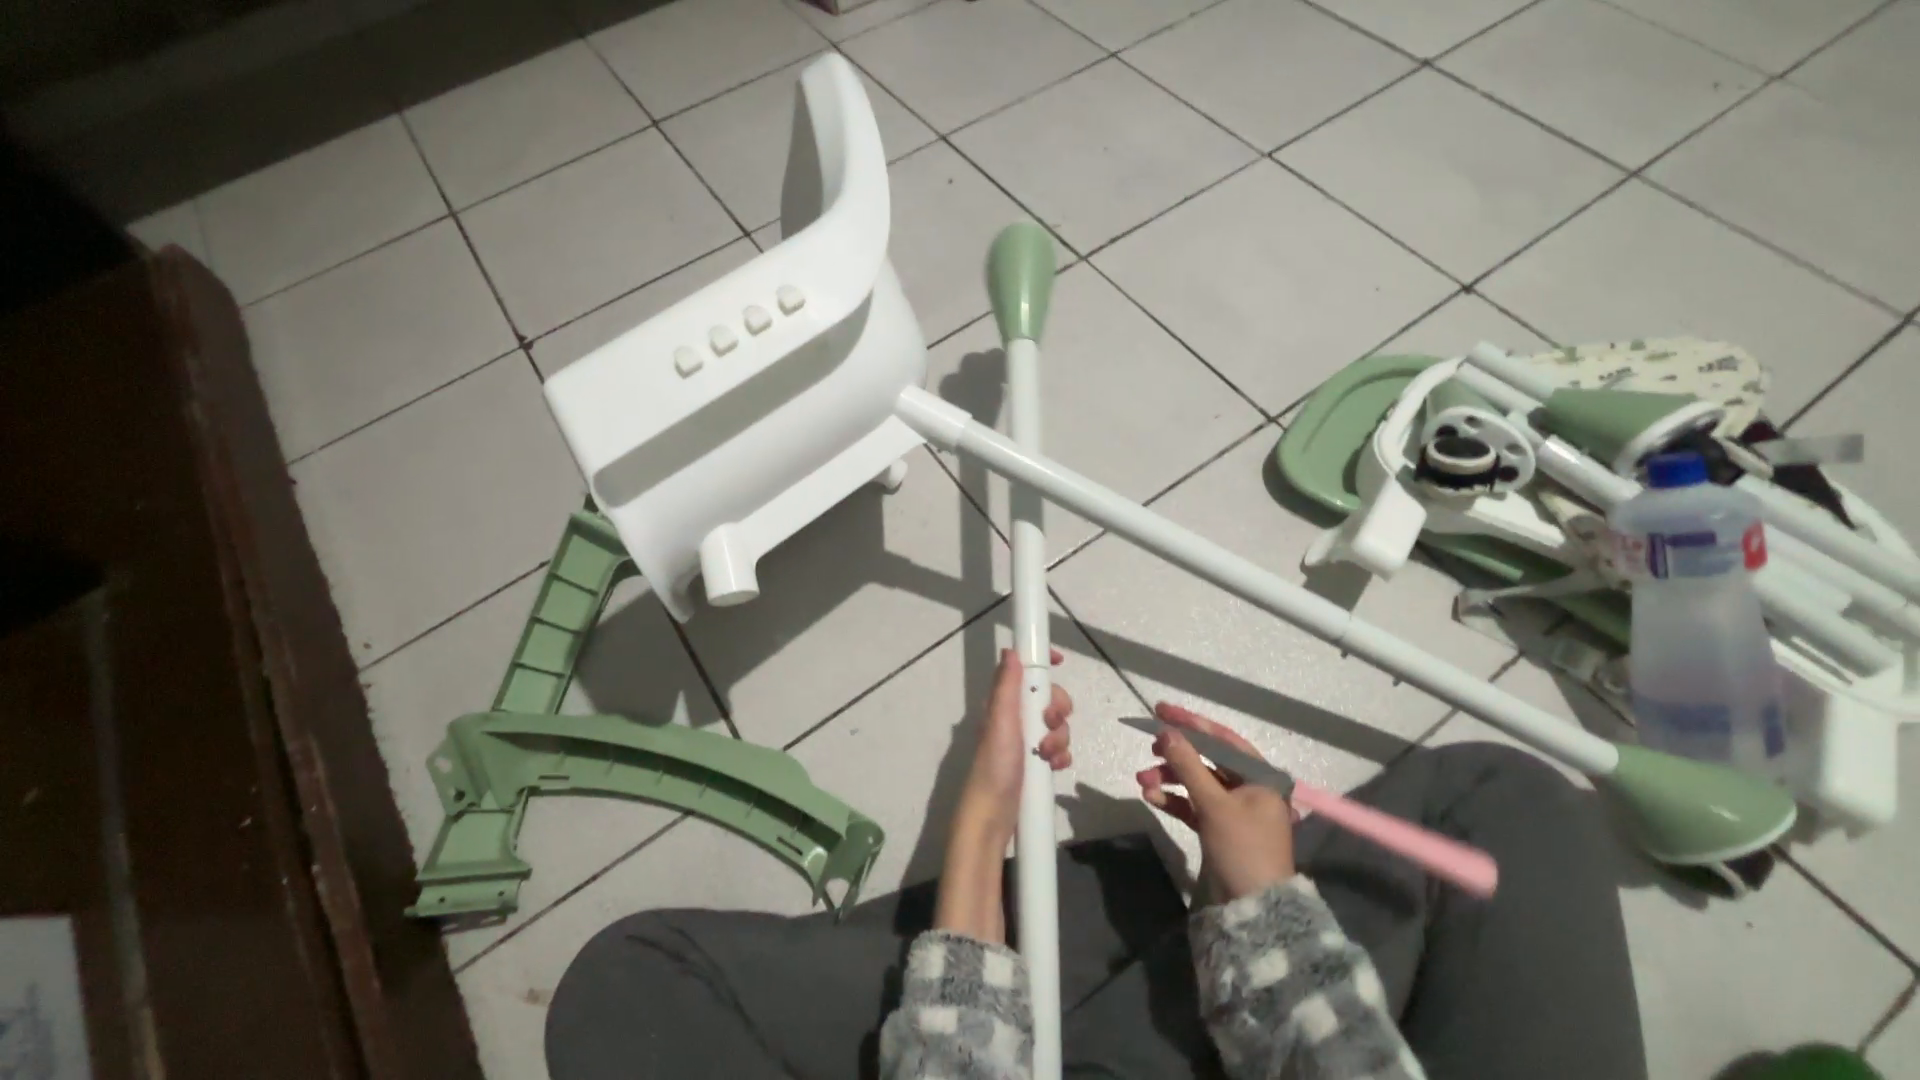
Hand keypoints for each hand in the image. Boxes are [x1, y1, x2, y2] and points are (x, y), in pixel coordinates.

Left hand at [955, 647, 1072, 846]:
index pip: (1023, 673)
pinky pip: (1059, 750)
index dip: (1041, 664)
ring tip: (1047, 755)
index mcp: (1002, 705)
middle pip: (1048, 698)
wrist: (992, 818)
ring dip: (1059, 737)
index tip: (1060, 661)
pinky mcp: (1036, 764)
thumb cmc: (994, 768)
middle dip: (1057, 709)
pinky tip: (1054, 767)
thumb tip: (1011, 651)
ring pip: (1056, 725)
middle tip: (1049, 721)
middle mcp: (1014, 719)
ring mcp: (1026, 742)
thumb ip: (1006, 687)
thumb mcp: (1000, 723)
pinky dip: (1060, 756)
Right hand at [1136, 702, 1295, 901]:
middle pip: (1207, 759)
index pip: (1222, 739)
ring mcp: (1233, 809)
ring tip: (1142, 779)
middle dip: (1176, 754)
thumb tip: (1166, 732)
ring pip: (1197, 782)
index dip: (1190, 723)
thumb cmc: (1243, 847)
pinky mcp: (1218, 828)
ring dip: (1170, 778)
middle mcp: (1248, 787)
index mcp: (1260, 776)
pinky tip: (1151, 796)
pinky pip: (1193, 804)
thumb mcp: (1214, 804)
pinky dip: (1173, 799)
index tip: (1160, 710)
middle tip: (1150, 747)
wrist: (1253, 907)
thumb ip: (1189, 765)